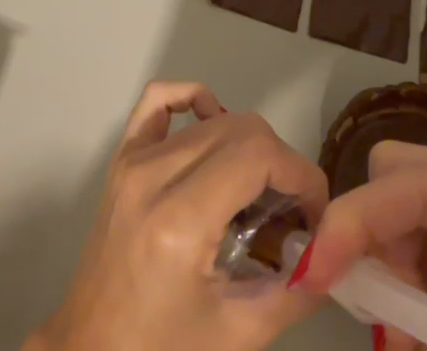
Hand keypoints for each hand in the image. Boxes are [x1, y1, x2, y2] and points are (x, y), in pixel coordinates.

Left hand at [25, 81, 328, 350]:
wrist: (92, 346)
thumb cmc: (163, 345)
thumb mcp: (240, 331)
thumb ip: (296, 289)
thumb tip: (334, 253)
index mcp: (180, 217)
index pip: (258, 154)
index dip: (303, 176)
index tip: (315, 217)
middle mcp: (152, 174)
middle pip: (239, 129)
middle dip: (282, 165)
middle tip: (291, 215)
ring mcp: (132, 160)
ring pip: (210, 119)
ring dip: (249, 146)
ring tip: (259, 196)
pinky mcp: (120, 158)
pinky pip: (156, 101)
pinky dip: (192, 99)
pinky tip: (215, 129)